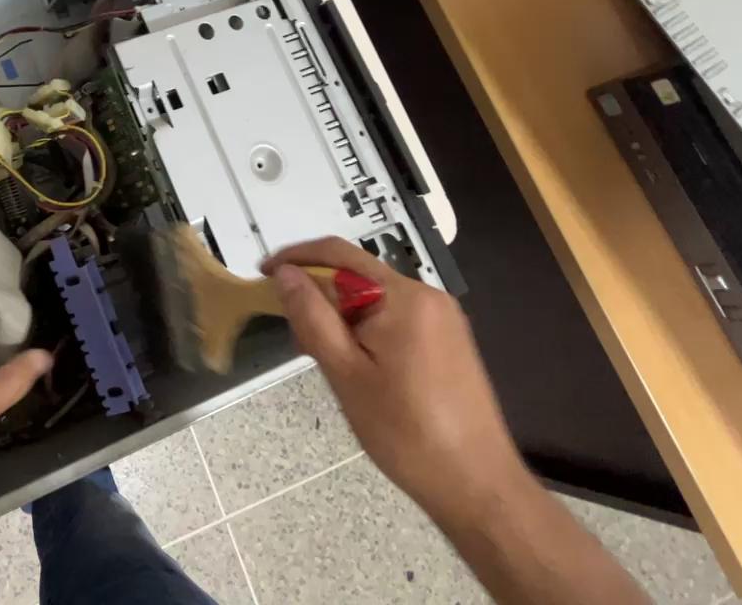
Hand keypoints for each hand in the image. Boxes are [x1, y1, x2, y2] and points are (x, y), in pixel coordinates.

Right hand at [262, 238, 530, 520]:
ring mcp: (442, 318)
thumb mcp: (345, 373)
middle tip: (292, 335)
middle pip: (355, 275)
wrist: (479, 488)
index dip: (295, 257)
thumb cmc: (406, 432)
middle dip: (317, 295)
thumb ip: (312, 316)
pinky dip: (362, 328)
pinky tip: (352, 364)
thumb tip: (285, 272)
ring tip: (319, 356)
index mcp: (404, 297)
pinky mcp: (447, 341)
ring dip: (338, 315)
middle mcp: (427, 297)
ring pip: (372, 298)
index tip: (262, 274)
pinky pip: (392, 317)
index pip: (338, 253)